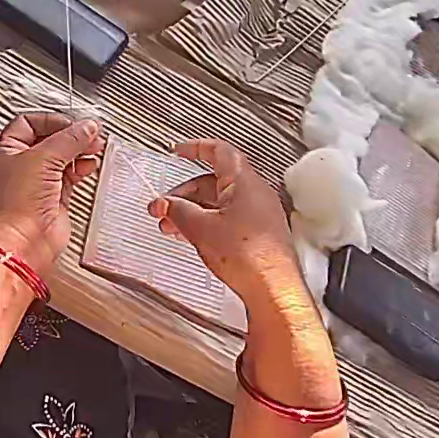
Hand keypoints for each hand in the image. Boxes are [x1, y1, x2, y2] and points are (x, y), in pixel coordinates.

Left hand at [0, 114, 105, 274]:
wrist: (22, 243)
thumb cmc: (15, 205)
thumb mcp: (43, 158)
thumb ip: (69, 138)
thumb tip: (87, 126)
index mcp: (6, 150)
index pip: (31, 122)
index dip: (53, 120)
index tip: (73, 123)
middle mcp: (20, 165)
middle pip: (50, 139)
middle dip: (71, 135)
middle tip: (89, 133)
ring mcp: (37, 182)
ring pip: (62, 156)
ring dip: (80, 150)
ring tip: (94, 146)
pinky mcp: (53, 197)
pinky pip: (71, 175)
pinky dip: (82, 167)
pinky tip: (90, 164)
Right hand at [146, 139, 302, 304]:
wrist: (273, 289)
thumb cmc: (250, 257)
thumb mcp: (200, 228)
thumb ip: (177, 211)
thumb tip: (165, 204)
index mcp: (244, 182)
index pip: (219, 151)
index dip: (196, 148)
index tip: (181, 150)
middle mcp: (256, 193)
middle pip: (214, 181)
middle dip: (185, 193)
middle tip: (165, 205)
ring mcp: (260, 214)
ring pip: (220, 203)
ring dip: (194, 211)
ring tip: (173, 225)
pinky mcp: (260, 234)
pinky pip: (229, 219)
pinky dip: (208, 223)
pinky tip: (193, 237)